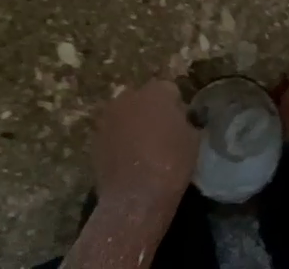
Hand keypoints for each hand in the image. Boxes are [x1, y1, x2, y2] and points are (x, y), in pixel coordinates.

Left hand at [91, 79, 198, 205]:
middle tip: (160, 136)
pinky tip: (127, 161)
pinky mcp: (95, 137)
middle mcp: (130, 95)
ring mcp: (109, 115)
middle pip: (144, 99)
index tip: (180, 126)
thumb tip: (180, 119)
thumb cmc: (172, 164)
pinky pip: (112, 133)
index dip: (176, 109)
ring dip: (133, 125)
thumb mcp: (193, 139)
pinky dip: (118, 141)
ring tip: (141, 149)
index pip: (170, 91)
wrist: (136, 197)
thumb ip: (186, 121)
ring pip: (126, 115)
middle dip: (151, 112)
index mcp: (157, 91)